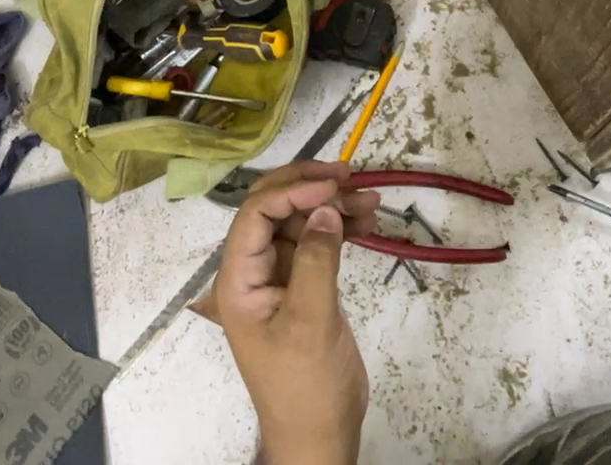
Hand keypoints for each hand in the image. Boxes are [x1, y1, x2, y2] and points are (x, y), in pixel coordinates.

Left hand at [210, 162, 381, 464]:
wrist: (320, 434)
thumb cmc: (305, 385)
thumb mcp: (310, 323)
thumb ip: (316, 261)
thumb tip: (325, 208)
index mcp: (238, 278)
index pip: (256, 214)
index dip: (292, 190)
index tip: (334, 185)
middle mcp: (253, 268)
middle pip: (275, 208)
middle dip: (310, 187)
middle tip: (350, 177)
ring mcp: (279, 275)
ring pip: (300, 220)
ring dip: (333, 205)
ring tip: (371, 199)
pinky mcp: (303, 283)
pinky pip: (318, 241)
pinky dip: (341, 227)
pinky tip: (368, 221)